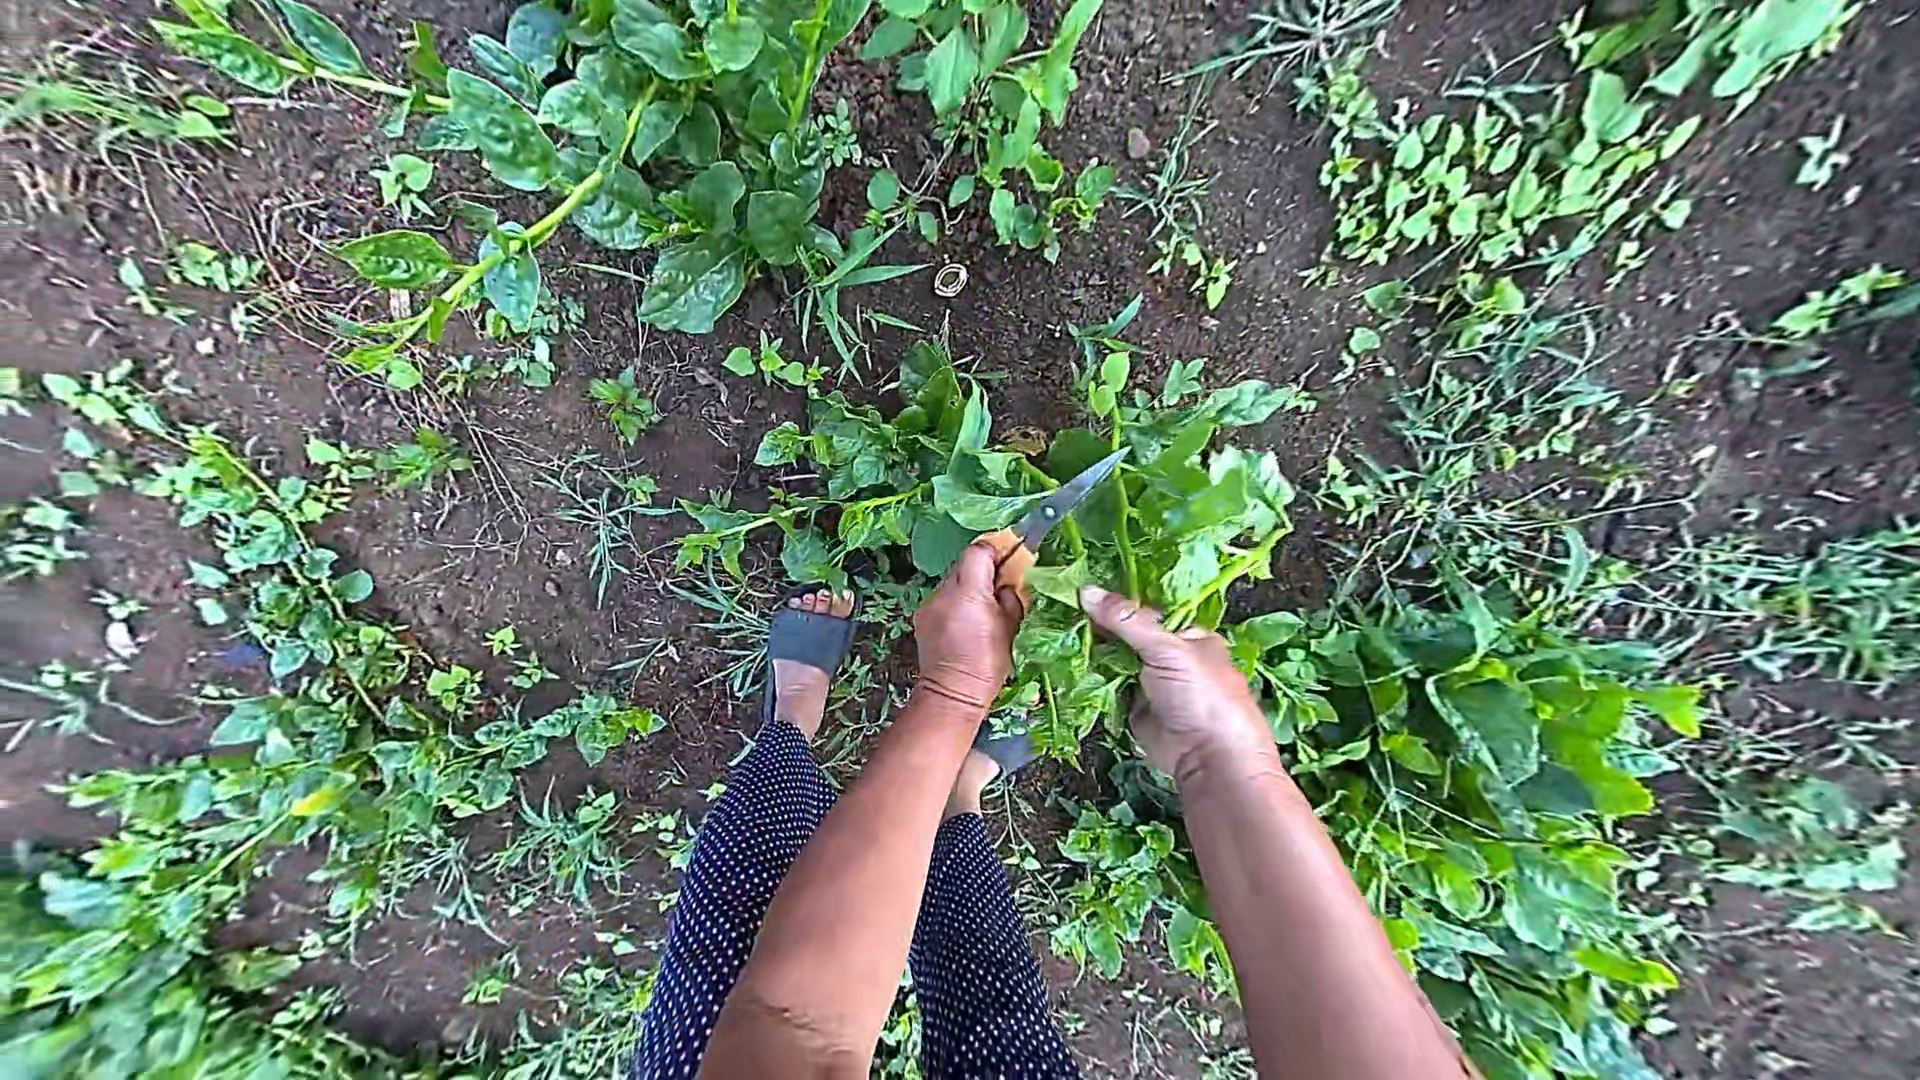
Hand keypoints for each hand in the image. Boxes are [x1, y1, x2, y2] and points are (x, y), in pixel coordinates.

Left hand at [913, 542, 1026, 710]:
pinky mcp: (922, 617)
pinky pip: (943, 599)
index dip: (996, 550)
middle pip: (964, 565)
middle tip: (1002, 585)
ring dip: (970, 587)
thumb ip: (1010, 597)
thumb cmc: (987, 662)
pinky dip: (956, 603)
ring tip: (984, 609)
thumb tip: (1007, 584)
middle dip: (984, 570)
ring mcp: (929, 604)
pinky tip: (966, 622)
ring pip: (953, 582)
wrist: (952, 693)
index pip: (978, 551)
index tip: (1010, 557)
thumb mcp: (1011, 627)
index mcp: (968, 591)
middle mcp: (943, 592)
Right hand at [1079, 585, 1281, 785]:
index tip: (1084, 591)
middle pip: (1126, 634)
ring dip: (1091, 649)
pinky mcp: (1133, 704)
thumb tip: (1086, 591)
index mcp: (1187, 635)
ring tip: (1059, 631)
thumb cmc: (1203, 697)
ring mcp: (1149, 681)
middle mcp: (1168, 655)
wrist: (1210, 760)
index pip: (1147, 610)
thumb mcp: (1168, 649)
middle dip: (1100, 625)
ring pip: (1114, 658)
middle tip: (1065, 610)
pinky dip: (1090, 675)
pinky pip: (1107, 684)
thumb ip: (1127, 621)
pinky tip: (1065, 659)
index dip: (1118, 601)